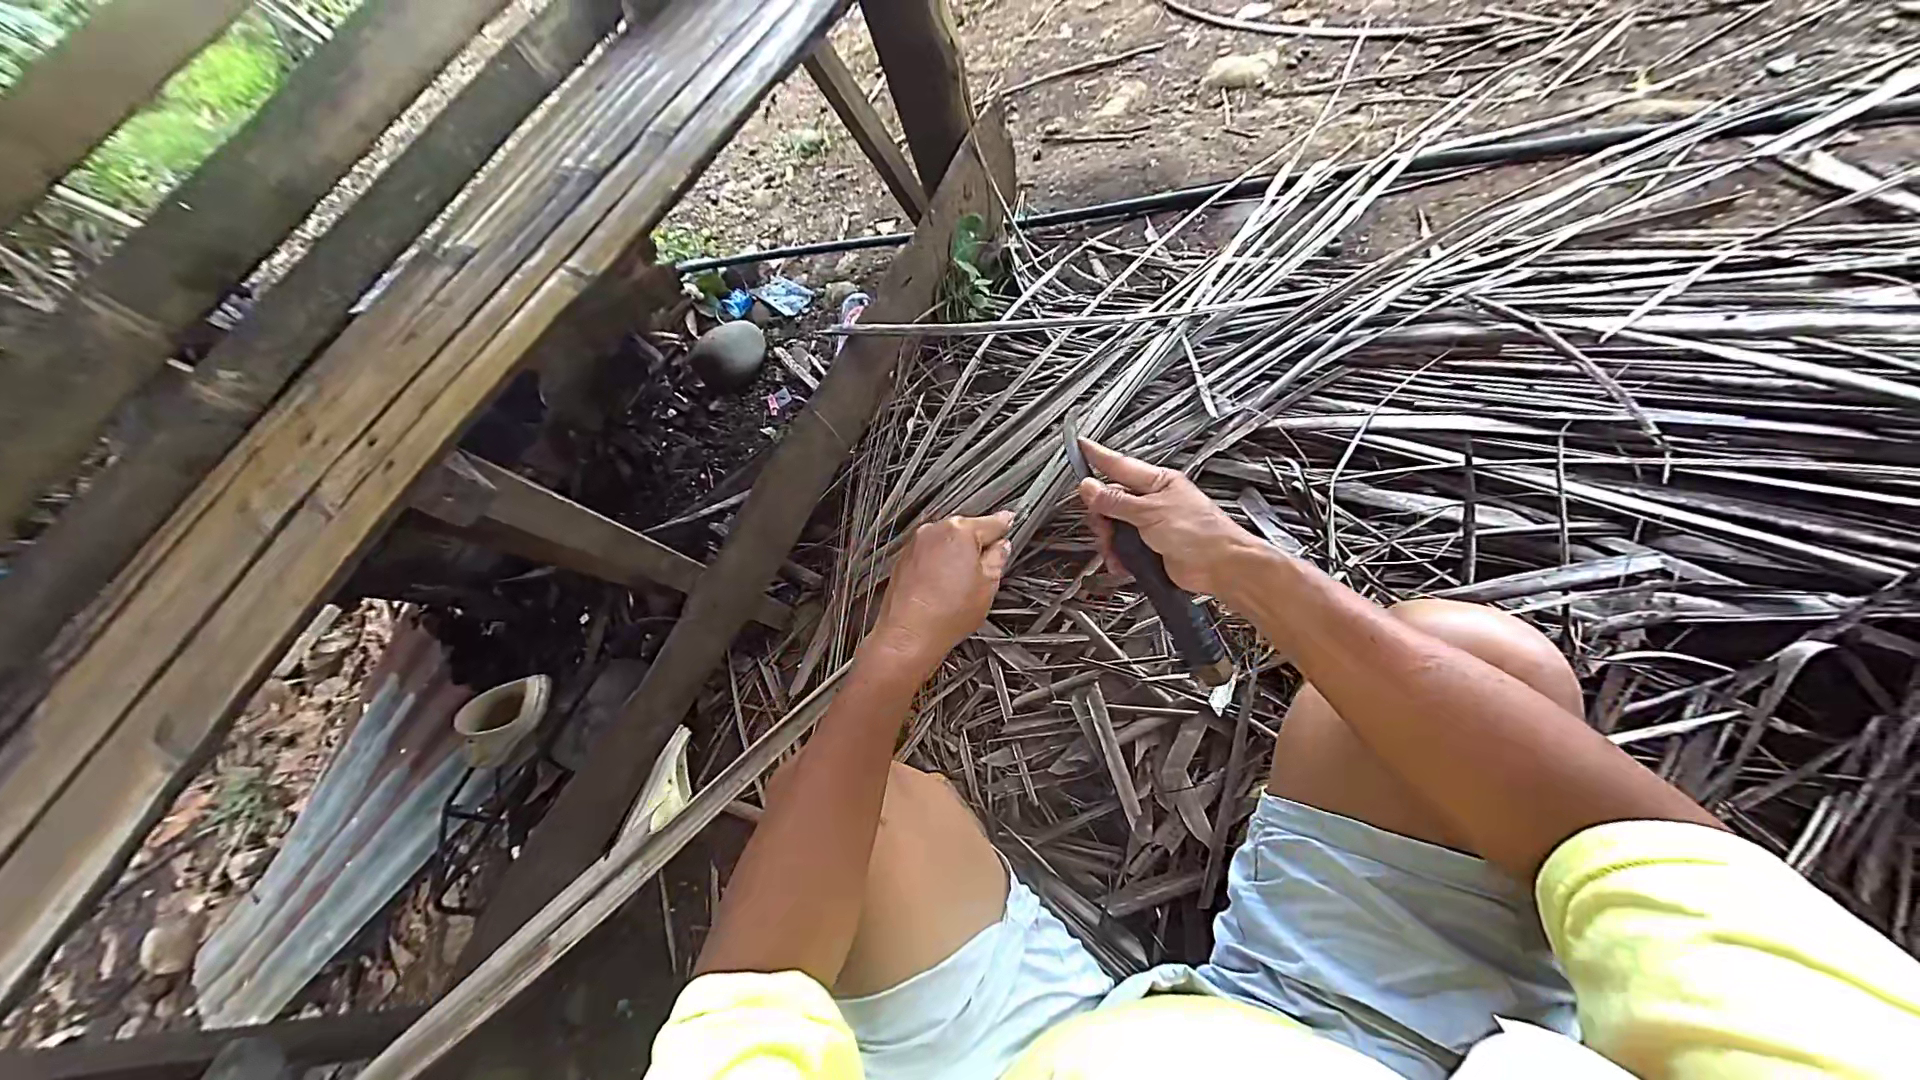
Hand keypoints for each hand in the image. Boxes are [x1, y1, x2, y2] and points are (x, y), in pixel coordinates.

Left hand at [869, 511, 1014, 671]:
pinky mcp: (904, 558)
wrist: (909, 634)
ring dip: (956, 556)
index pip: (992, 522)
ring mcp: (916, 544)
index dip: (1005, 524)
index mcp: (960, 531)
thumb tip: (1000, 548)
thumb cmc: (944, 614)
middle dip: (977, 546)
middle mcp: (935, 531)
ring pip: (946, 542)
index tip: (1009, 522)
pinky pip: (929, 554)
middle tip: (985, 571)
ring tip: (961, 586)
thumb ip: (998, 558)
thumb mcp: (987, 585)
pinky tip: (943, 588)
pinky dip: (938, 565)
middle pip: (967, 530)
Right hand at [1075, 438, 1261, 598]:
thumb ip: (1116, 501)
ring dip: (1110, 541)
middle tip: (1102, 525)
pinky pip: (1124, 547)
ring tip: (1115, 549)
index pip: (1119, 464)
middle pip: (1112, 500)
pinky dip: (1120, 556)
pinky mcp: (1152, 546)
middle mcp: (1154, 501)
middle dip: (1102, 516)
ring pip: (1115, 526)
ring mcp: (1153, 524)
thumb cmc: (1202, 533)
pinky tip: (1123, 562)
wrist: (1221, 567)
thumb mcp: (1150, 512)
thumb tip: (1089, 487)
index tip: (1081, 446)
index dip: (1097, 456)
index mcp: (1158, 482)